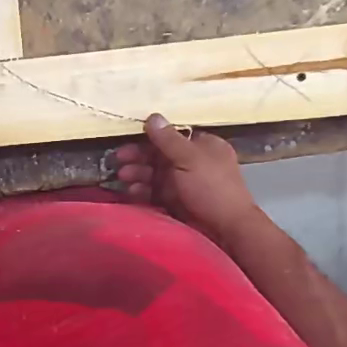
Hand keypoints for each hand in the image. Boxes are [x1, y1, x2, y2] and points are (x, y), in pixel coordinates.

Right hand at [112, 113, 264, 242]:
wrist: (227, 230)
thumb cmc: (212, 188)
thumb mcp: (190, 158)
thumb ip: (169, 139)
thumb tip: (153, 116)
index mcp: (203, 146)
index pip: (172, 136)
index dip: (150, 137)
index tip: (128, 140)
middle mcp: (193, 163)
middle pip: (160, 156)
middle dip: (139, 158)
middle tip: (119, 162)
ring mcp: (185, 184)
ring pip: (156, 175)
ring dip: (139, 175)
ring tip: (124, 178)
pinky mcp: (177, 204)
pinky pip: (156, 194)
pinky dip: (144, 192)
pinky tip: (132, 193)